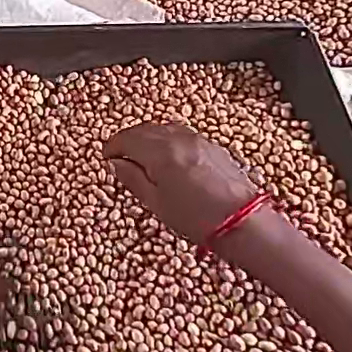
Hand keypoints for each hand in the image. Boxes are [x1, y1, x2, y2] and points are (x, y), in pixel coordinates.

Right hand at [104, 123, 263, 244]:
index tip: (106, 156)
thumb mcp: (156, 203)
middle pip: (145, 129)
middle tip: (119, 156)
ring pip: (164, 128)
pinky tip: (167, 156)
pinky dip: (167, 139)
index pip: (127, 138)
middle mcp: (178, 139)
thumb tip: (116, 163)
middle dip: (128, 140)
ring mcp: (198, 140)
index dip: (113, 146)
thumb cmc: (197, 219)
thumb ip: (133, 178)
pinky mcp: (212, 146)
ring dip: (148, 137)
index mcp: (160, 152)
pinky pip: (182, 134)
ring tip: (141, 156)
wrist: (244, 223)